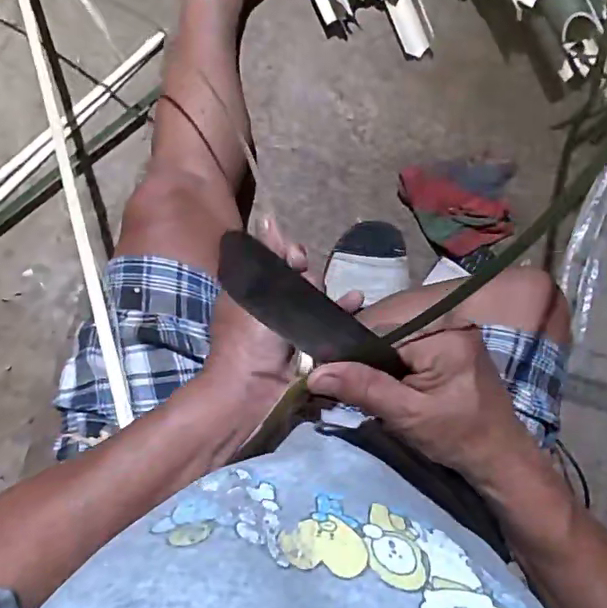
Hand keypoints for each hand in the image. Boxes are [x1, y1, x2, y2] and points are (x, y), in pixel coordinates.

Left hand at [202, 218, 361, 392]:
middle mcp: (273, 306)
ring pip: (318, 299)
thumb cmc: (248, 336)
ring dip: (331, 293)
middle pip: (298, 279)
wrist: (256, 389)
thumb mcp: (255, 289)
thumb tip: (270, 218)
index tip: (295, 256)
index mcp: (251, 292)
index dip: (286, 255)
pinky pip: (331, 320)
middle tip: (310, 279)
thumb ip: (268, 256)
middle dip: (308, 276)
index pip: (274, 262)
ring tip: (345, 293)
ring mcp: (294, 326)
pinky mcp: (313, 343)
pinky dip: (344, 311)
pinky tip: (357, 301)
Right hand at [307, 326, 545, 492]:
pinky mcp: (452, 344)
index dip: (349, 350)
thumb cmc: (458, 436)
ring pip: (395, 337)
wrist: (498, 454)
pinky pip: (410, 344)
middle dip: (362, 356)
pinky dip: (393, 363)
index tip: (324, 374)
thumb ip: (365, 388)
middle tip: (336, 382)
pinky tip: (381, 383)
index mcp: (443, 332)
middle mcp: (451, 321)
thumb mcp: (408, 414)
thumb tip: (316, 372)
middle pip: (387, 328)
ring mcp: (453, 330)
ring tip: (355, 385)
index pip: (380, 327)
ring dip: (376, 360)